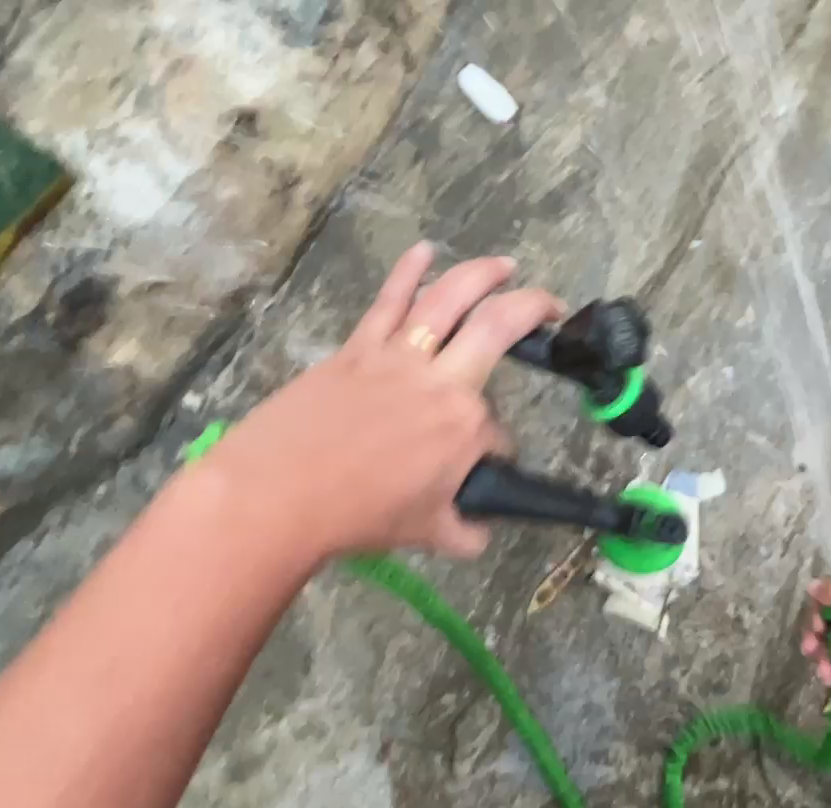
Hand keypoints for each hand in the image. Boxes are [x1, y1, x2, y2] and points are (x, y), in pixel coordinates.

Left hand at [199, 243, 563, 562]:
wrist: (277, 494)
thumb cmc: (359, 515)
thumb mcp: (429, 534)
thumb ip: (466, 532)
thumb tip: (479, 532)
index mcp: (465, 427)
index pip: (497, 436)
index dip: (495, 454)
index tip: (480, 470)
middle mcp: (441, 381)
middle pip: (498, 329)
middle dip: (533, 309)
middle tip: (553, 307)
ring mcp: (398, 357)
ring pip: (447, 300)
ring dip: (482, 275)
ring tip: (506, 266)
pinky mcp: (359, 348)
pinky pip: (389, 302)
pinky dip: (408, 273)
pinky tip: (426, 251)